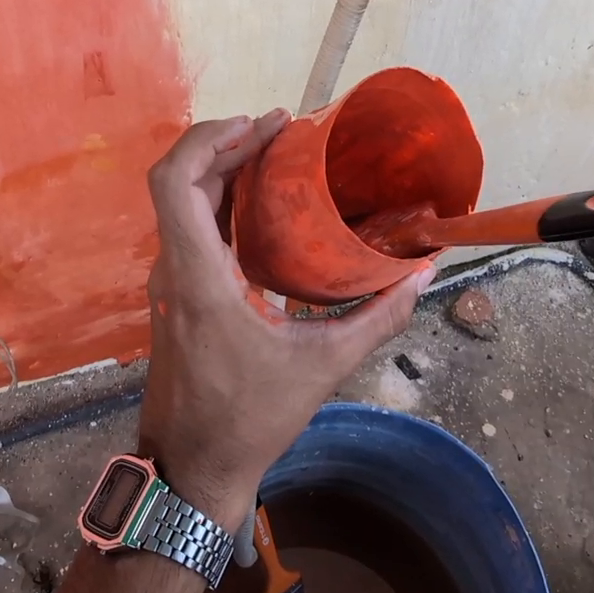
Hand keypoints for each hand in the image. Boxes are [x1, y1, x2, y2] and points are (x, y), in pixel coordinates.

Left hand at [136, 112, 434, 528]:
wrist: (193, 467)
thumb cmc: (250, 419)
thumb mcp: (323, 366)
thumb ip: (379, 318)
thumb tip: (423, 274)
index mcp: (198, 275)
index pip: (174, 182)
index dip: (208, 139)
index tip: (258, 124)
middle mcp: (174, 267)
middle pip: (181, 180)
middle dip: (228, 143)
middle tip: (283, 128)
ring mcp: (170, 280)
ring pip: (184, 202)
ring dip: (224, 169)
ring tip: (279, 152)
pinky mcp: (178, 292)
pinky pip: (193, 227)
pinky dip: (222, 200)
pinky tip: (264, 201)